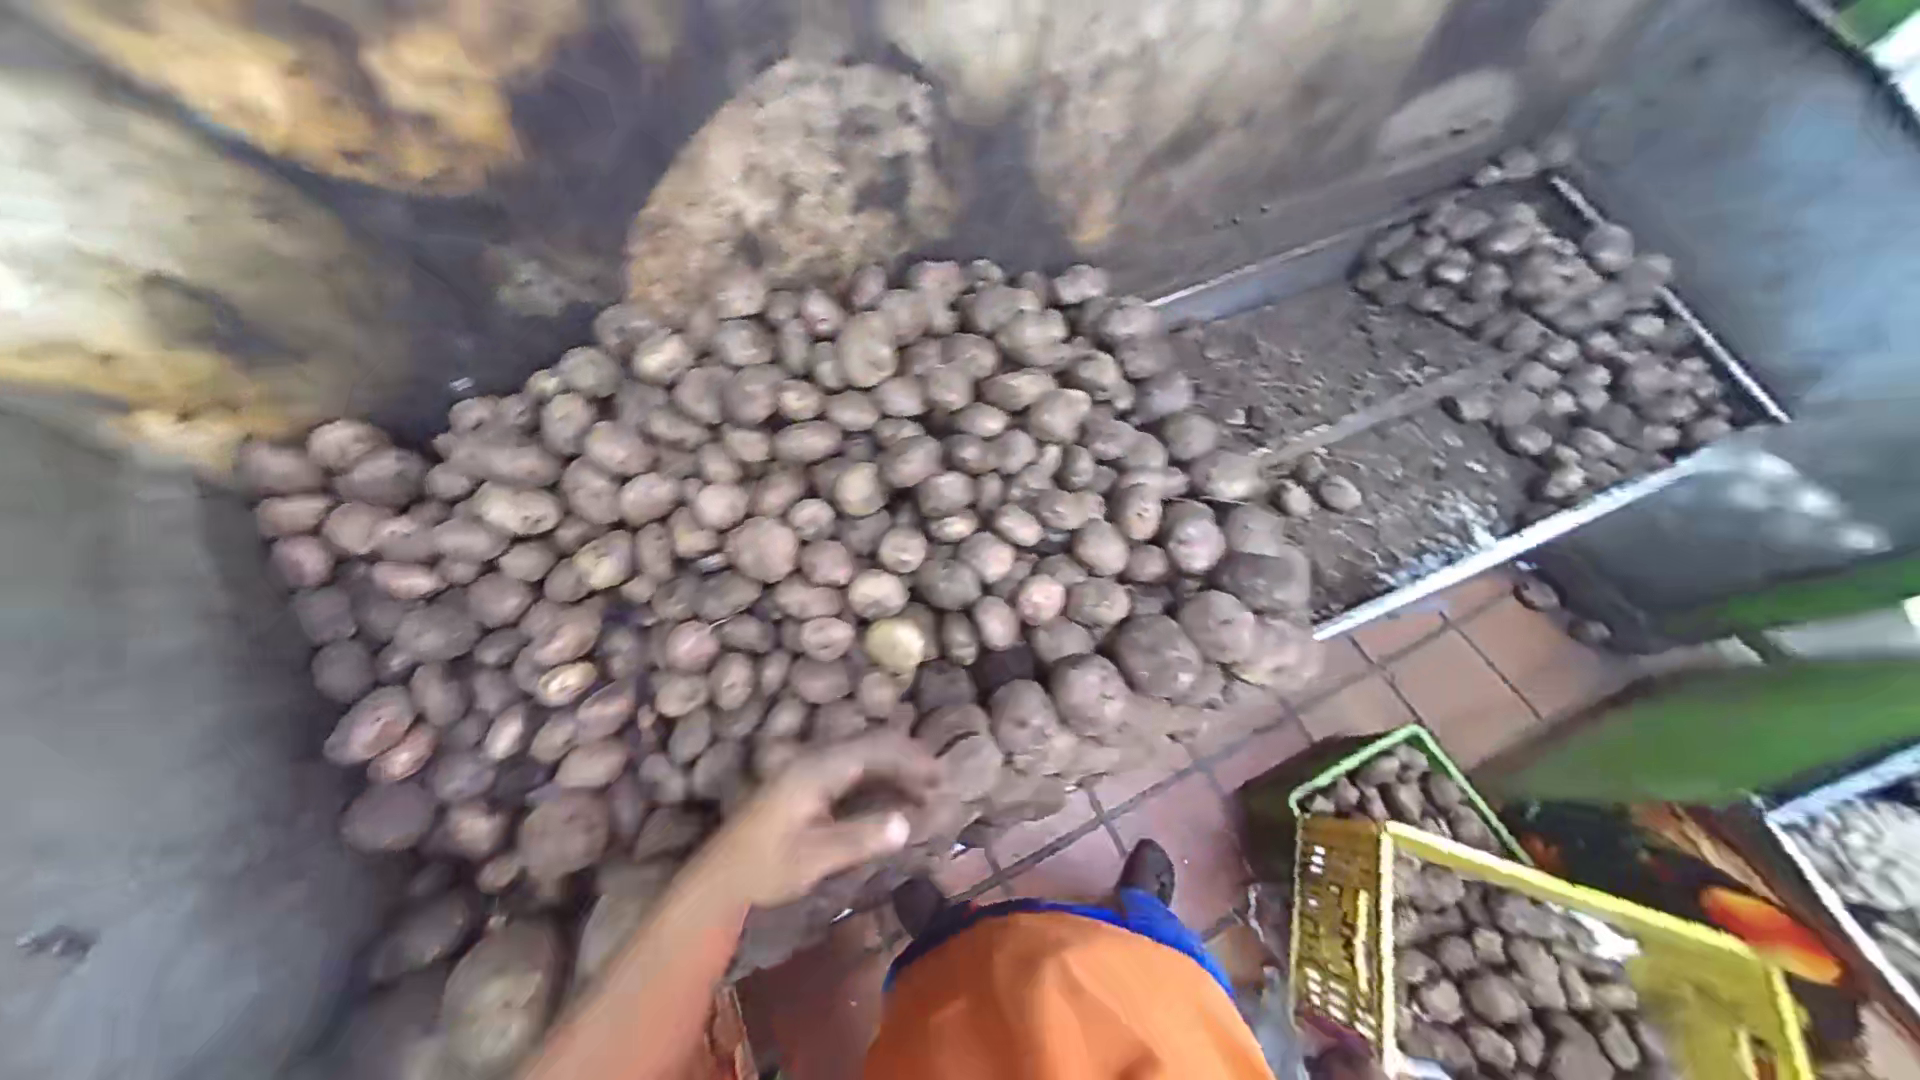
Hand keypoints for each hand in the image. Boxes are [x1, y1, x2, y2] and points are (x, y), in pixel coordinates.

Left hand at [697, 733, 942, 907]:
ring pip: (864, 759)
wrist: (717, 880)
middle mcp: (816, 760)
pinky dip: (879, 783)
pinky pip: (853, 773)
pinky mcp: (807, 787)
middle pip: (872, 748)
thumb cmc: (764, 867)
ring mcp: (810, 772)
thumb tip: (907, 823)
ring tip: (924, 793)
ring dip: (895, 772)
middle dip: (908, 762)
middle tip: (939, 783)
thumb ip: (860, 836)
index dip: (911, 760)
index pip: (875, 750)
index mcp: (818, 768)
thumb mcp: (814, 857)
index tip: (940, 777)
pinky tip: (893, 801)